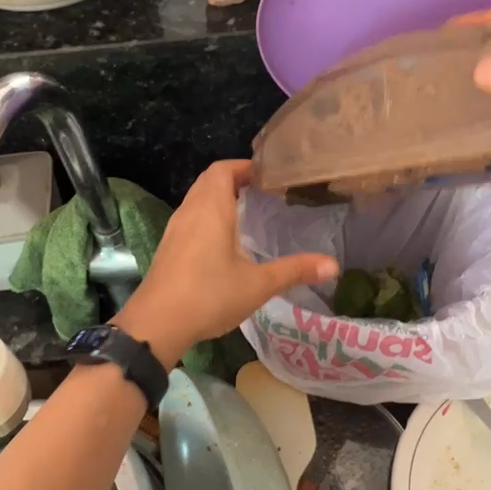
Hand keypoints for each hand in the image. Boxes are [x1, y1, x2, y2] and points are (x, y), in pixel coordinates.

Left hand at [113, 160, 337, 367]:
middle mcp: (190, 211)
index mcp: (211, 209)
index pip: (224, 169)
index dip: (245, 166)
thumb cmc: (209, 295)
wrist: (156, 323)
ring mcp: (175, 229)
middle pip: (209, 180)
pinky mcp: (168, 247)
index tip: (269, 175)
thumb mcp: (258, 284)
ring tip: (248, 212)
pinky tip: (224, 241)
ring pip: (197, 199)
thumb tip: (334, 265)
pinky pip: (190, 218)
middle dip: (235, 179)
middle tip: (263, 191)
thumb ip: (295, 270)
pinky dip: (208, 217)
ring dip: (219, 198)